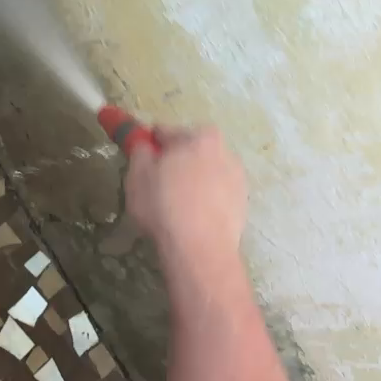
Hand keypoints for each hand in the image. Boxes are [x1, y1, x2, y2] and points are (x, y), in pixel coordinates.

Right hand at [125, 125, 247, 267]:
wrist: (199, 248)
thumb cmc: (164, 205)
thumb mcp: (138, 174)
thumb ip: (139, 150)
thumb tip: (144, 143)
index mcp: (198, 136)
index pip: (164, 132)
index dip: (148, 147)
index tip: (139, 163)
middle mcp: (224, 150)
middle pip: (189, 150)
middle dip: (173, 162)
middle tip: (156, 187)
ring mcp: (237, 177)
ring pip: (205, 173)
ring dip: (191, 181)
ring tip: (174, 208)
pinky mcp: (242, 202)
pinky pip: (216, 194)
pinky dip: (204, 200)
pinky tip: (191, 219)